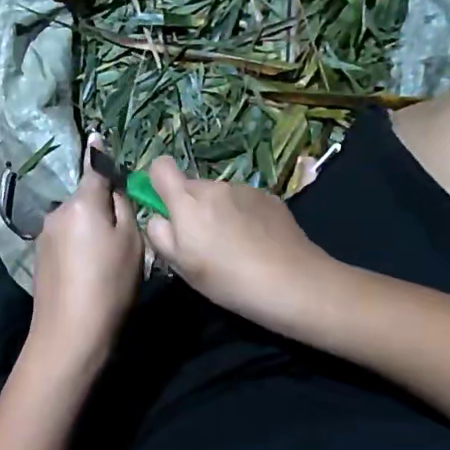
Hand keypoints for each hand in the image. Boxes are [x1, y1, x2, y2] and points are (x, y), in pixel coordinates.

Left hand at [28, 138, 143, 364]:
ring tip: (108, 258)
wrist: (70, 333)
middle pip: (86, 197)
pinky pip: (66, 238)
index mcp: (81, 202)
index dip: (100, 153)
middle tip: (125, 232)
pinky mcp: (40, 257)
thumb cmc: (109, 284)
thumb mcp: (131, 242)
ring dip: (90, 227)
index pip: (93, 168)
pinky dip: (79, 245)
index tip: (98, 136)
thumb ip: (122, 206)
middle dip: (102, 205)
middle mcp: (57, 212)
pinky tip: (89, 270)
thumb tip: (111, 187)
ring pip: (76, 219)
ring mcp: (45, 235)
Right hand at [143, 156, 328, 325]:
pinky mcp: (270, 198)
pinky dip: (244, 217)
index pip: (161, 167)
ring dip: (219, 213)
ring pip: (220, 195)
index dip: (158, 182)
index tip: (164, 207)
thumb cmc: (227, 279)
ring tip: (233, 246)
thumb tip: (159, 219)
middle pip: (192, 187)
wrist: (291, 282)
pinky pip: (244, 202)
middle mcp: (215, 187)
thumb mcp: (181, 266)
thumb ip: (161, 236)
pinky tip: (256, 244)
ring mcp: (245, 190)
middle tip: (202, 243)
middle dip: (191, 208)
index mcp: (187, 201)